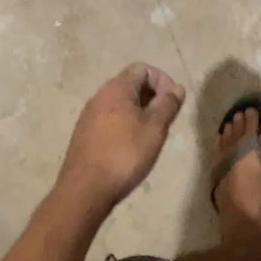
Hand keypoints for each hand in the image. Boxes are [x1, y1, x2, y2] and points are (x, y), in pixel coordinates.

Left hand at [55, 63, 186, 213]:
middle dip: (152, 98)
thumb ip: (168, 104)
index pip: (143, 69)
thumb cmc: (124, 155)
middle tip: (164, 121)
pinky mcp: (84, 135)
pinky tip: (130, 149)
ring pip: (120, 104)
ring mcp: (89, 116)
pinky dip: (124, 126)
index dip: (162, 81)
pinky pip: (109, 120)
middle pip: (131, 84)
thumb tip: (177, 88)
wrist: (84, 192)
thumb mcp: (155, 128)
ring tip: (150, 137)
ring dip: (139, 113)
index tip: (172, 103)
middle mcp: (99, 96)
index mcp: (116, 88)